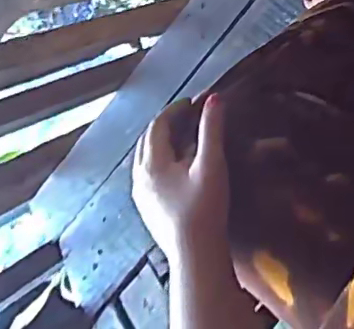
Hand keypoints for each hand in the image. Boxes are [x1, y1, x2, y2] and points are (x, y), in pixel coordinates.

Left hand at [134, 95, 229, 265]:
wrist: (195, 255)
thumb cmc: (204, 208)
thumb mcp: (211, 163)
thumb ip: (211, 129)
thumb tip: (213, 99)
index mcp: (152, 164)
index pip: (158, 125)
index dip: (174, 110)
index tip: (192, 103)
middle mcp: (140, 177)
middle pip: (147, 139)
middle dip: (166, 123)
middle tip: (187, 115)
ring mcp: (140, 196)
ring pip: (145, 157)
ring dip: (161, 141)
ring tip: (183, 136)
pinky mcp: (146, 209)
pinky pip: (147, 173)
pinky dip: (159, 159)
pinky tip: (177, 165)